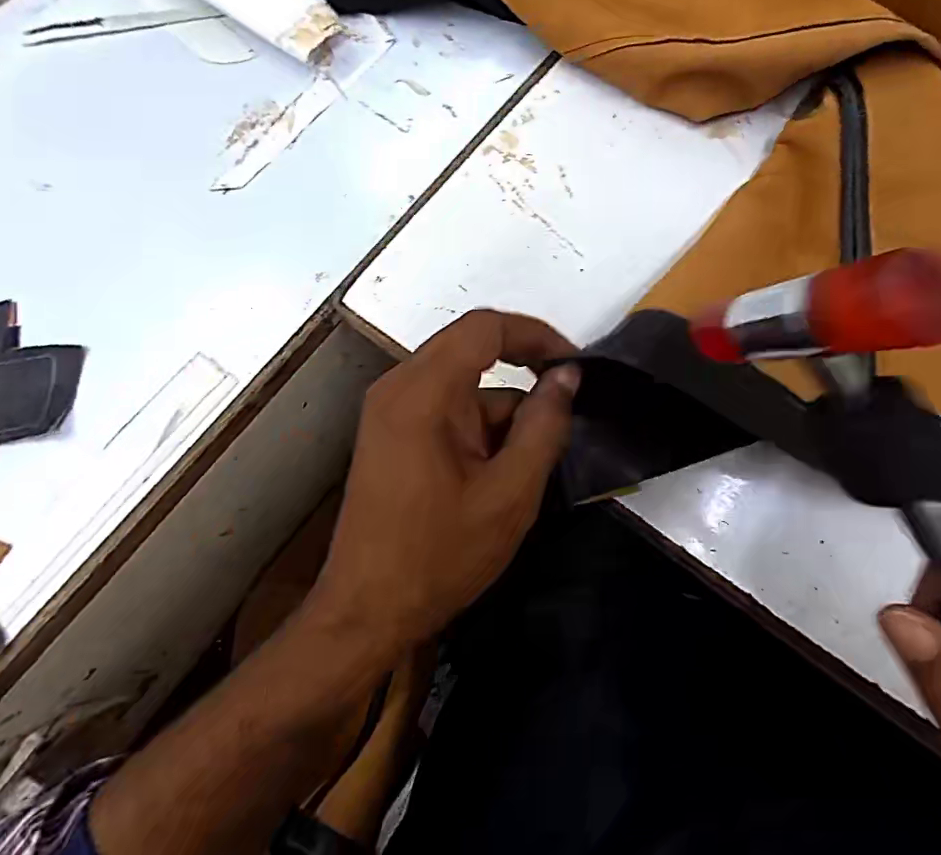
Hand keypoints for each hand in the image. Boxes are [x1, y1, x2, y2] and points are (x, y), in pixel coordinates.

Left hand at [310, 310, 578, 655]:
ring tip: (531, 469)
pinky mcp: (393, 433)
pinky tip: (501, 475)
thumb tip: (566, 376)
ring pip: (465, 386)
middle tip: (567, 410)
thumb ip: (544, 426)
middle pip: (474, 353)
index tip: (574, 366)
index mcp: (422, 393)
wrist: (366, 613)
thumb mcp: (510, 493)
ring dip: (505, 415)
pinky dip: (482, 430)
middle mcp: (399, 388)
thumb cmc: (438, 556)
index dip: (536, 335)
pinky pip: (448, 409)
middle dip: (525, 378)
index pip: (485, 327)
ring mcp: (391, 410)